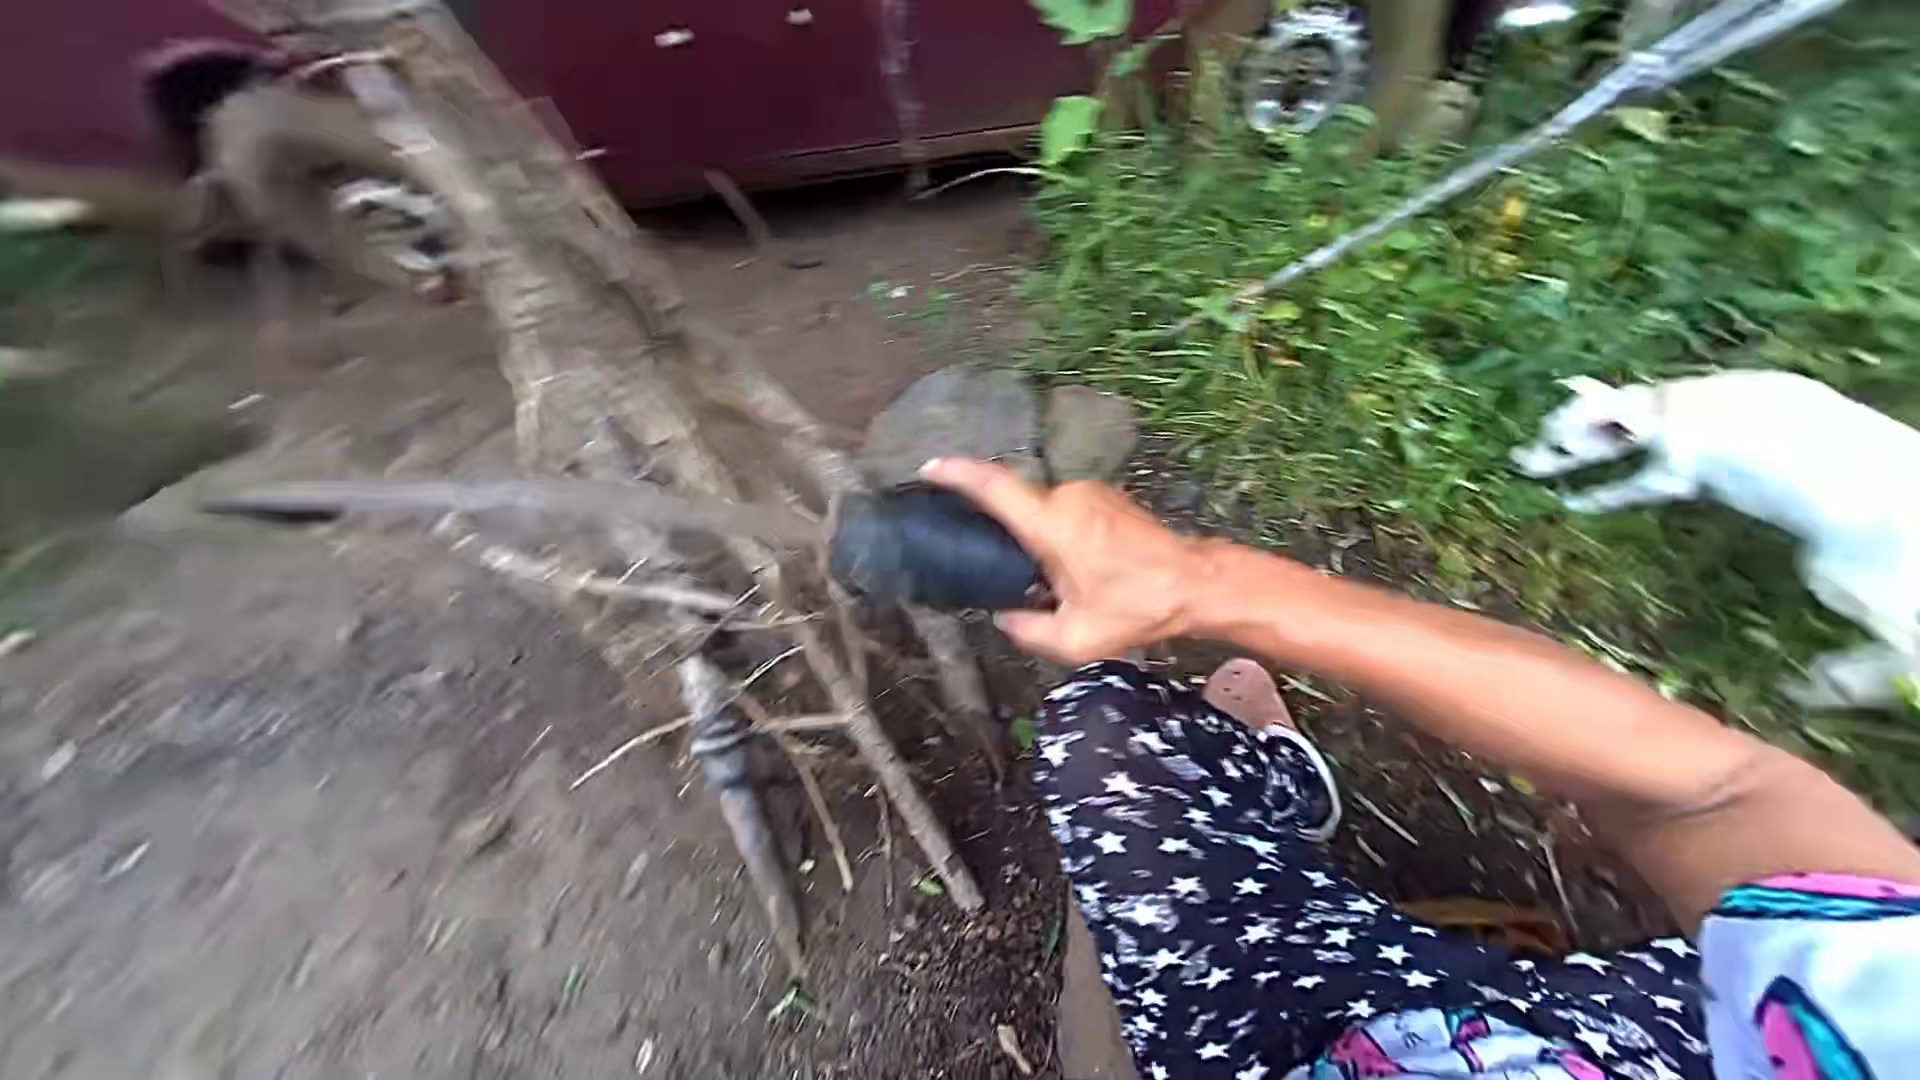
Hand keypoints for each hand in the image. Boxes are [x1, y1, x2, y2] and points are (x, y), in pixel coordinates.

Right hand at [919, 458, 1207, 662]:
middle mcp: (1068, 497)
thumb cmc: (1138, 607)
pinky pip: (1066, 509)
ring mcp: (1090, 492)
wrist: (1197, 583)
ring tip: (1064, 581)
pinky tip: (1082, 567)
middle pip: (1019, 507)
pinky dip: (1061, 533)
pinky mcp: (1106, 495)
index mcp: (1053, 525)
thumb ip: (1027, 631)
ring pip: (1045, 512)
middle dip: (1011, 538)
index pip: (995, 488)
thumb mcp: (1076, 637)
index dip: (957, 474)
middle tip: (1022, 577)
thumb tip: (1003, 618)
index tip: (930, 468)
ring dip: (1042, 540)